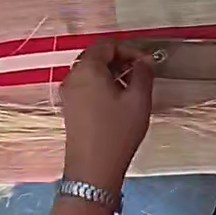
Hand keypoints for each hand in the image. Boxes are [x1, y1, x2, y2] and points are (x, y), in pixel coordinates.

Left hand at [58, 39, 153, 190]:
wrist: (92, 169)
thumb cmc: (117, 132)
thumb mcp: (138, 101)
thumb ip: (143, 74)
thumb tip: (144, 62)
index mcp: (87, 69)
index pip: (107, 45)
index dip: (129, 49)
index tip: (147, 63)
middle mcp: (73, 76)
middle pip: (96, 56)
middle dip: (120, 59)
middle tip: (141, 72)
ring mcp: (68, 93)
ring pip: (91, 72)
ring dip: (112, 73)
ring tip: (132, 87)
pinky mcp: (69, 108)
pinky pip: (86, 86)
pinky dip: (102, 85)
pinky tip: (118, 101)